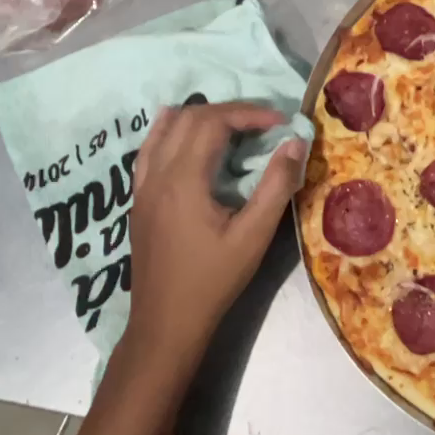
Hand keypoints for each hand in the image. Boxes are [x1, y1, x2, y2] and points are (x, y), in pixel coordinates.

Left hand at [123, 101, 307, 366]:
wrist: (166, 322)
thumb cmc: (213, 279)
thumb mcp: (255, 235)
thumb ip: (276, 185)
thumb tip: (295, 142)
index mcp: (184, 180)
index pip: (213, 122)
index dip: (249, 113)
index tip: (280, 122)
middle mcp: (157, 175)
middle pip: (190, 118)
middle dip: (230, 112)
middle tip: (264, 124)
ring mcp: (142, 187)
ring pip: (165, 129)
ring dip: (201, 117)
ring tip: (234, 124)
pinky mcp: (139, 199)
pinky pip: (150, 149)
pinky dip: (169, 130)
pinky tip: (181, 129)